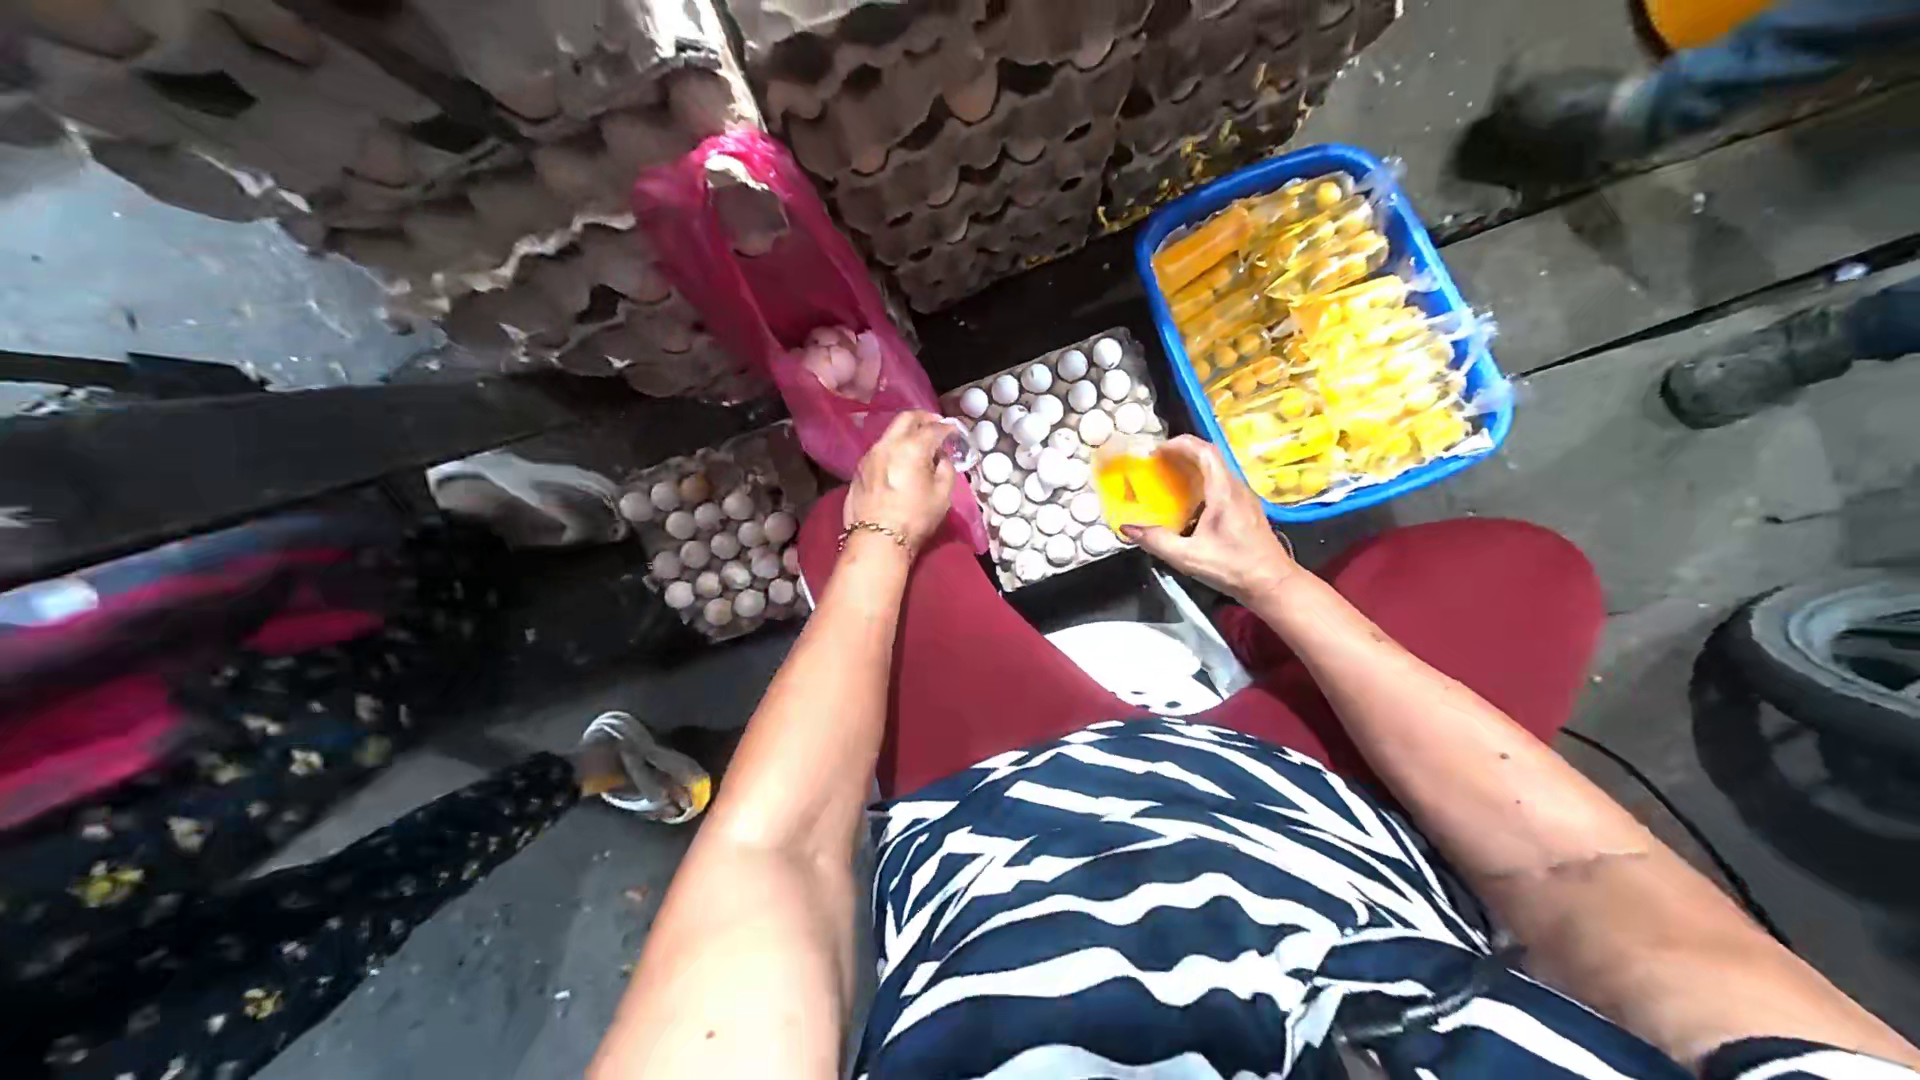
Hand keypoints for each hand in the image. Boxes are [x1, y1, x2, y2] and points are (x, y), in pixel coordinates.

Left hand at [843, 411, 956, 552]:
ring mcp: (870, 455)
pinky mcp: (859, 469)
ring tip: (917, 445)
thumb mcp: (942, 495)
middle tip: (935, 425)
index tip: (954, 432)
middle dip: (924, 418)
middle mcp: (888, 444)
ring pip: (890, 433)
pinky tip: (899, 462)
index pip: (934, 428)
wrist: (877, 540)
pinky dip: (893, 449)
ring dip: (906, 433)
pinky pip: (879, 450)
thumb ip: (946, 469)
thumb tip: (941, 458)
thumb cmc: (915, 518)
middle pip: (906, 418)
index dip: (947, 428)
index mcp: (912, 447)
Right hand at [1122, 435, 1297, 601]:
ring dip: (1193, 465)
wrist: (1272, 583)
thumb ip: (1156, 540)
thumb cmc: (1234, 568)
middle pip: (1211, 455)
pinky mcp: (1246, 508)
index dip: (1181, 444)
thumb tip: (1127, 529)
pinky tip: (1189, 498)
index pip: (1205, 452)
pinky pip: (1222, 482)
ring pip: (1217, 468)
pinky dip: (1202, 479)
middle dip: (1183, 452)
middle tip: (1157, 461)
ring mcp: (1244, 497)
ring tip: (1169, 475)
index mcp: (1224, 493)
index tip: (1157, 450)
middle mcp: (1236, 488)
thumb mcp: (1188, 557)